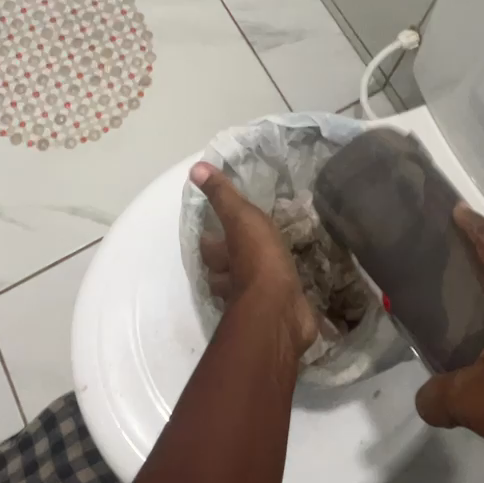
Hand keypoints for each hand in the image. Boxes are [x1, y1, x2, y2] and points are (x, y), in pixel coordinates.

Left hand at [191, 162, 316, 358]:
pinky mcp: (276, 314)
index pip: (206, 246)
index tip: (213, 229)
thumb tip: (194, 168)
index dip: (208, 238)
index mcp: (222, 257)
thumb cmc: (257, 259)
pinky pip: (273, 304)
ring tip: (265, 267)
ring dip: (248, 282)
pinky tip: (289, 289)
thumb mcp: (240, 217)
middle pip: (220, 273)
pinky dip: (278, 297)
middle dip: (225, 265)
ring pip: (242, 291)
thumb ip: (222, 195)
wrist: (280, 309)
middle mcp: (231, 281)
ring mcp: (253, 301)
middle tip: (237, 251)